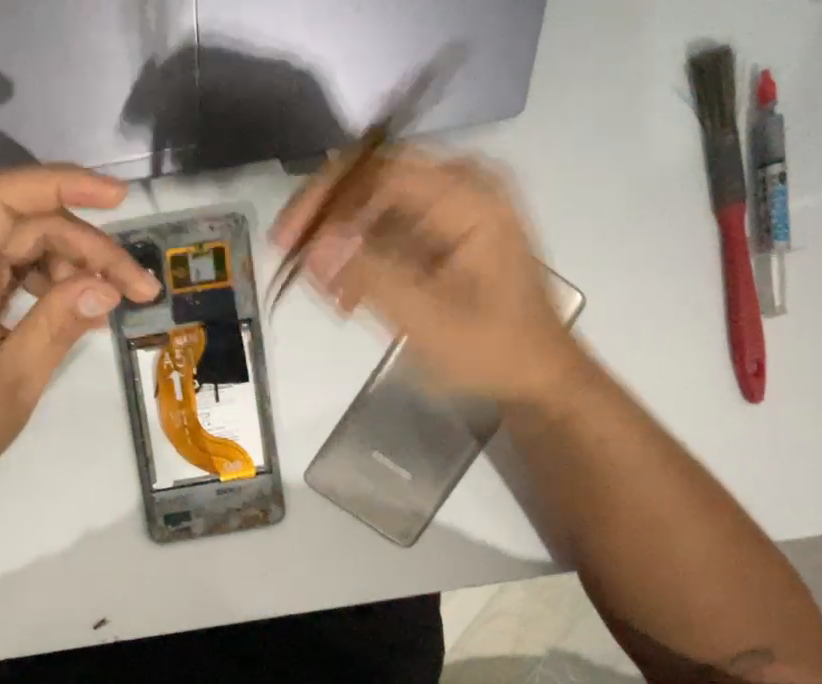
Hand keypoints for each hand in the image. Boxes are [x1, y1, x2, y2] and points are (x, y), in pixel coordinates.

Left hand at [0, 166, 161, 500]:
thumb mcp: (14, 380)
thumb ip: (58, 324)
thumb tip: (107, 285)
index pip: (4, 199)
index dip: (62, 184)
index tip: (118, 199)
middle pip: (27, 224)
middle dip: (88, 246)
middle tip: (139, 286)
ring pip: (27, 246)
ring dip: (77, 265)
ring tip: (120, 300)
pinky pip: (17, 272)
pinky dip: (55, 285)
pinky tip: (87, 309)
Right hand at [271, 153, 586, 405]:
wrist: (537, 375)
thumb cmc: (491, 349)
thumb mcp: (425, 316)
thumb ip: (368, 274)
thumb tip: (313, 244)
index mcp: (467, 196)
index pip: (378, 170)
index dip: (324, 197)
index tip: (285, 237)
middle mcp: (463, 187)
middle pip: (373, 181)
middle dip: (328, 221)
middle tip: (294, 260)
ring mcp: (456, 209)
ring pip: (376, 207)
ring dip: (343, 244)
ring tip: (327, 292)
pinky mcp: (447, 234)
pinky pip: (391, 229)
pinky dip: (363, 257)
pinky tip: (348, 295)